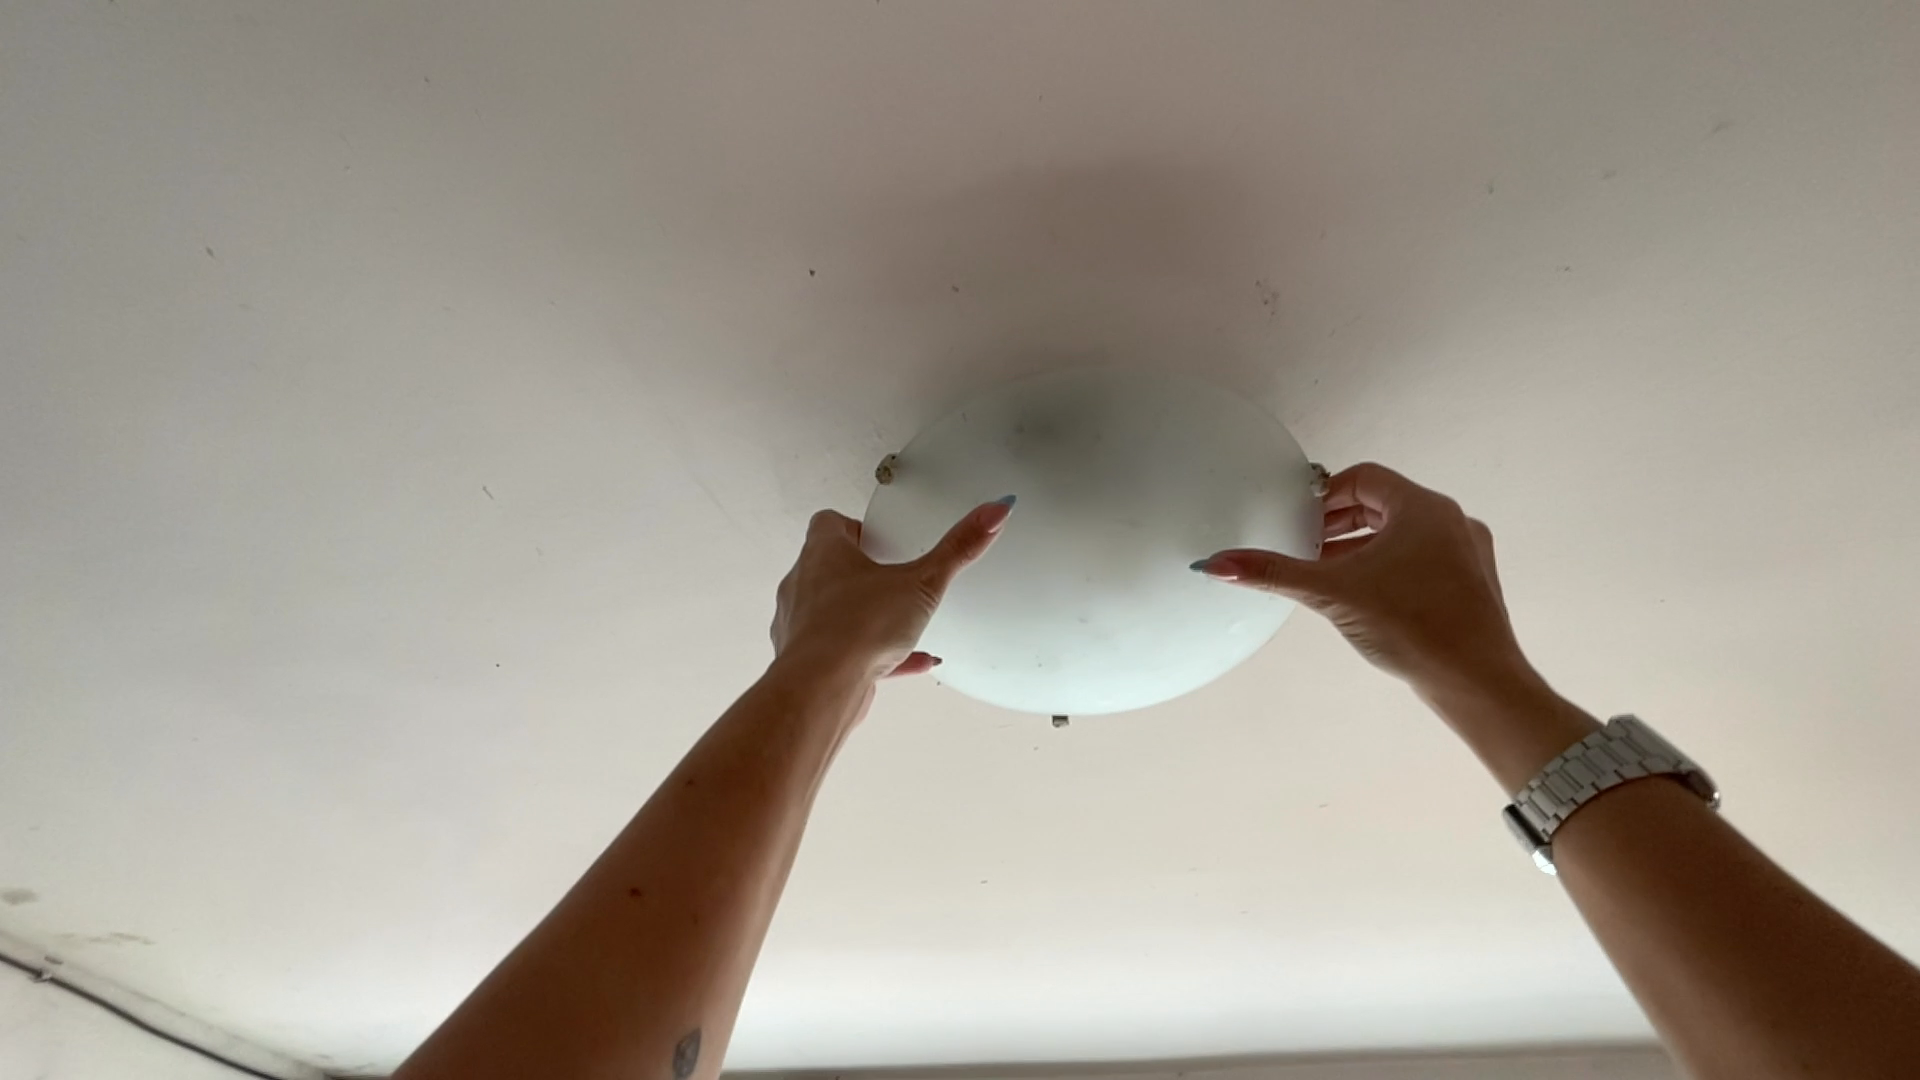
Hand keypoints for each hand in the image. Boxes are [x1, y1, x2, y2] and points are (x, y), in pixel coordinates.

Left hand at [770, 497, 1014, 685]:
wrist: (822, 687)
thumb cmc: (854, 629)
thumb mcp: (922, 583)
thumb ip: (958, 549)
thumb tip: (991, 514)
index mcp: (823, 554)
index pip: (829, 523)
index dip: (856, 527)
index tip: (878, 535)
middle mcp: (804, 584)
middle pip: (829, 565)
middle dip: (861, 569)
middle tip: (889, 571)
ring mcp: (803, 623)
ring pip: (836, 610)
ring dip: (867, 613)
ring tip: (900, 619)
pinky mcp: (811, 660)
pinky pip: (846, 650)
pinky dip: (876, 652)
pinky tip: (912, 659)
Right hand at [1193, 463, 1533, 696]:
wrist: (1476, 682)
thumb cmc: (1418, 629)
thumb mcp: (1331, 593)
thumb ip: (1272, 573)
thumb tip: (1218, 564)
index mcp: (1423, 510)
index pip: (1363, 478)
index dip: (1324, 495)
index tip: (1300, 517)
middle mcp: (1449, 523)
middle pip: (1379, 503)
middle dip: (1336, 523)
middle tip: (1306, 543)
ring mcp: (1463, 553)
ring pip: (1398, 533)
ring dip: (1357, 545)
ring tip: (1326, 571)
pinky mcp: (1466, 583)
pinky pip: (1416, 557)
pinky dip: (1382, 565)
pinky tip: (1361, 595)